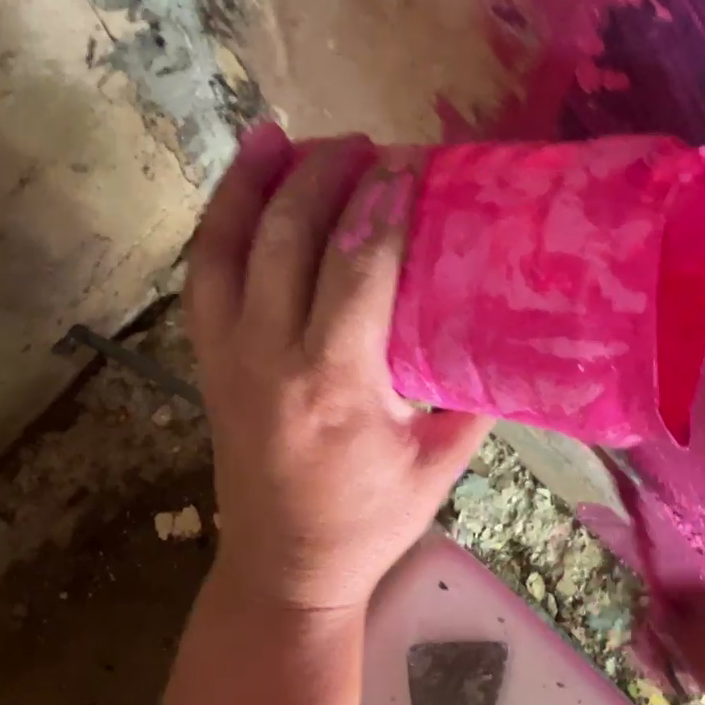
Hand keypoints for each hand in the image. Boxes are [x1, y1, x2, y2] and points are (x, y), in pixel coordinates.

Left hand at [183, 122, 491, 613]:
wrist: (285, 568)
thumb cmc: (369, 524)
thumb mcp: (438, 470)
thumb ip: (472, 402)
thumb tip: (501, 339)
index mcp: (338, 382)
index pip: (359, 264)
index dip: (386, 204)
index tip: (411, 164)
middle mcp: (273, 355)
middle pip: (292, 237)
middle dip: (328, 176)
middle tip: (365, 145)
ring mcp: (230, 357)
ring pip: (230, 246)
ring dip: (256, 184)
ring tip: (282, 137)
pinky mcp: (209, 364)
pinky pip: (203, 279)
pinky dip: (220, 227)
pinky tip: (239, 196)